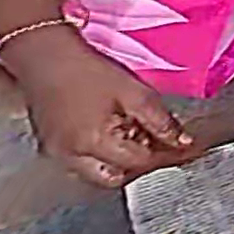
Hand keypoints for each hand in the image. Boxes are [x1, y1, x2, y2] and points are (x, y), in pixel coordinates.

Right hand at [0, 27, 195, 186]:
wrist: (45, 57)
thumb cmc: (89, 72)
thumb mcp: (136, 94)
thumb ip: (162, 122)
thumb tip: (182, 142)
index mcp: (92, 143)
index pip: (140, 163)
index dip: (168, 156)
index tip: (188, 150)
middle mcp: (70, 157)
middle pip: (117, 176)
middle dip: (144, 164)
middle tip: (166, 145)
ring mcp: (57, 154)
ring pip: (100, 172)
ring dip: (126, 160)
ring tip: (143, 135)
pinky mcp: (52, 146)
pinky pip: (85, 162)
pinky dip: (107, 154)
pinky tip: (120, 133)